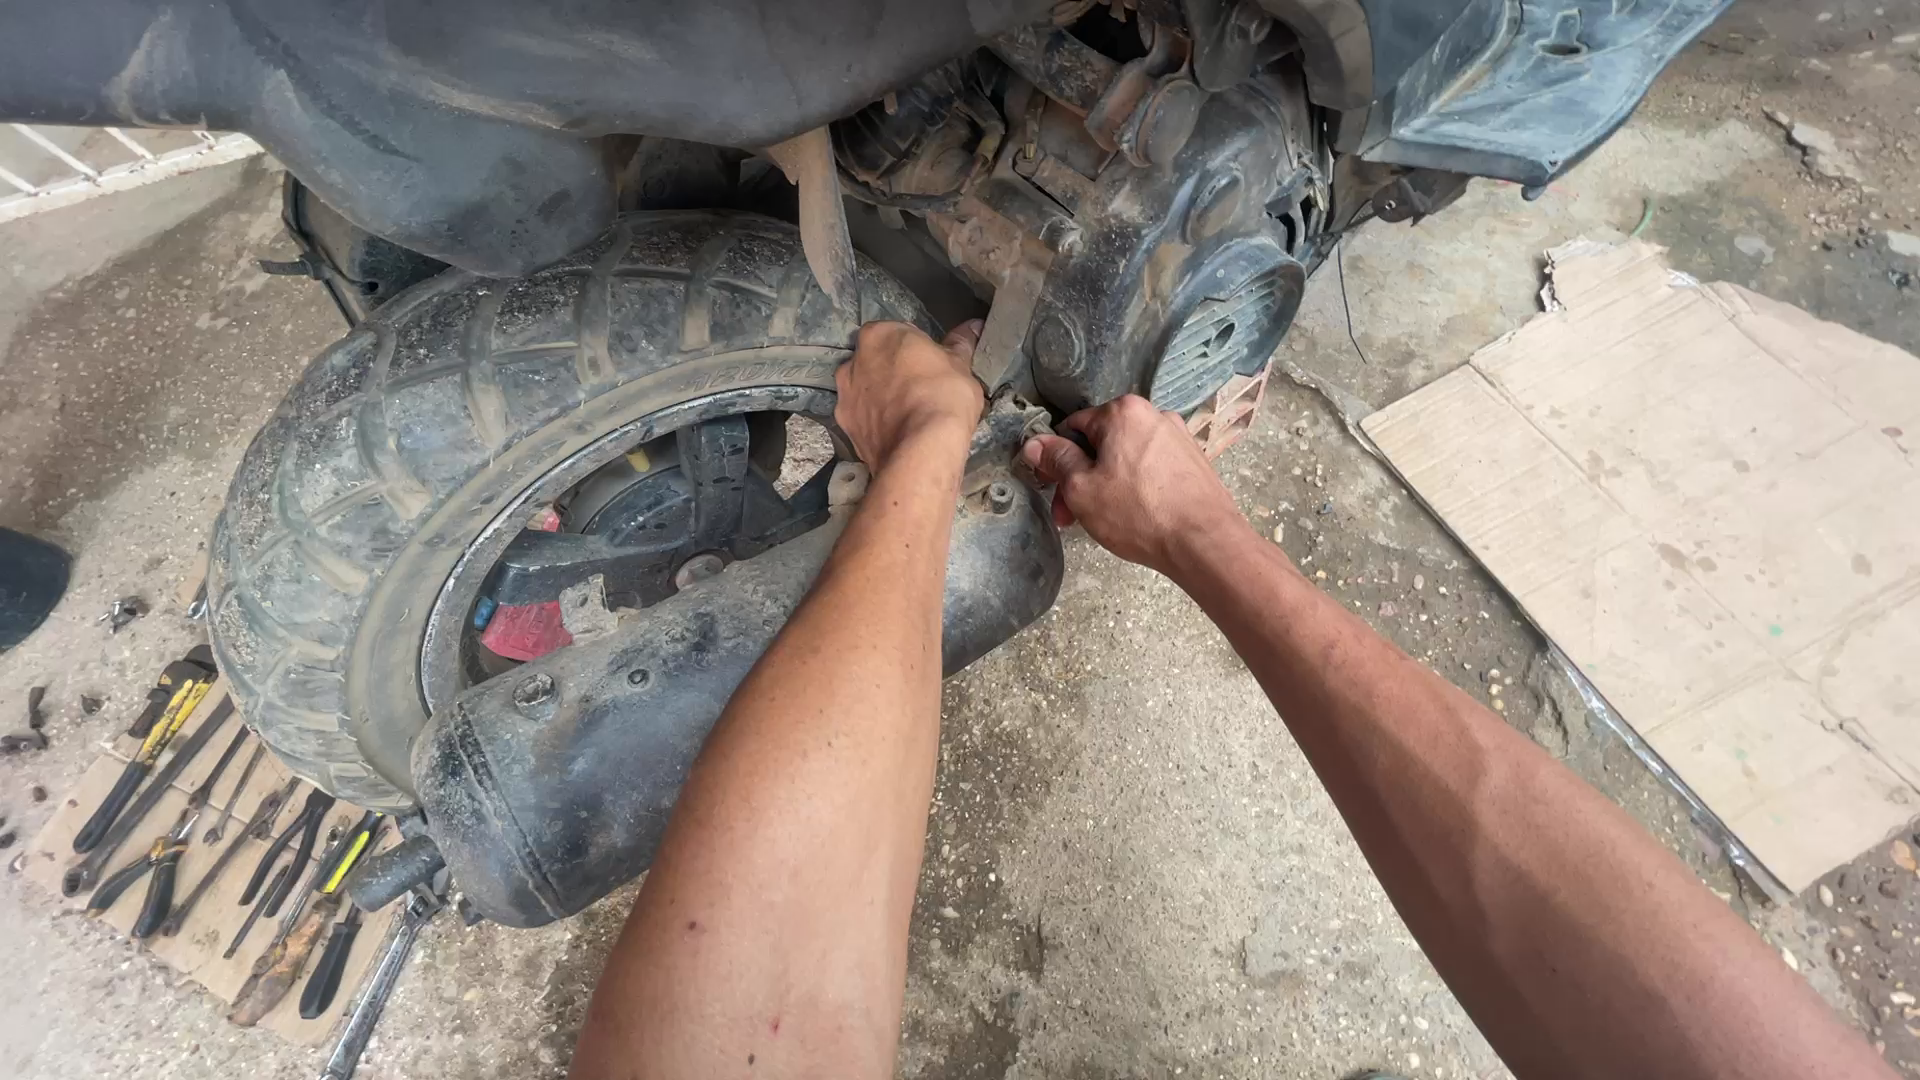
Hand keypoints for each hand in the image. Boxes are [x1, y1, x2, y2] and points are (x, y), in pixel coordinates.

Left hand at [834, 320, 984, 470]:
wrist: (922, 450)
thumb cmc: (943, 397)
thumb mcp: (961, 366)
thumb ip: (961, 344)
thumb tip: (973, 327)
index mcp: (880, 335)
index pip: (899, 334)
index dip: (916, 351)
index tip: (930, 366)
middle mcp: (853, 360)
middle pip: (876, 361)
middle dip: (893, 372)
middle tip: (920, 390)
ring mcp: (845, 395)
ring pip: (865, 391)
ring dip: (880, 398)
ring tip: (907, 416)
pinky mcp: (845, 427)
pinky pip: (862, 419)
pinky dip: (875, 424)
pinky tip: (896, 434)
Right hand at [1021, 395, 1245, 575]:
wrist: (1204, 541)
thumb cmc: (1138, 513)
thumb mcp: (1081, 488)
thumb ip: (1056, 461)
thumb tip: (1034, 443)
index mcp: (1123, 412)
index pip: (1072, 427)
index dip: (1056, 460)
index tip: (1052, 490)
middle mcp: (1154, 415)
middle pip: (1101, 443)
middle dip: (1081, 478)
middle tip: (1071, 515)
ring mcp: (1178, 437)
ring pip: (1125, 458)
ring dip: (1106, 485)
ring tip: (1103, 521)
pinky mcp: (1193, 462)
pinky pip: (1150, 468)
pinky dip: (1135, 488)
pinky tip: (1133, 516)